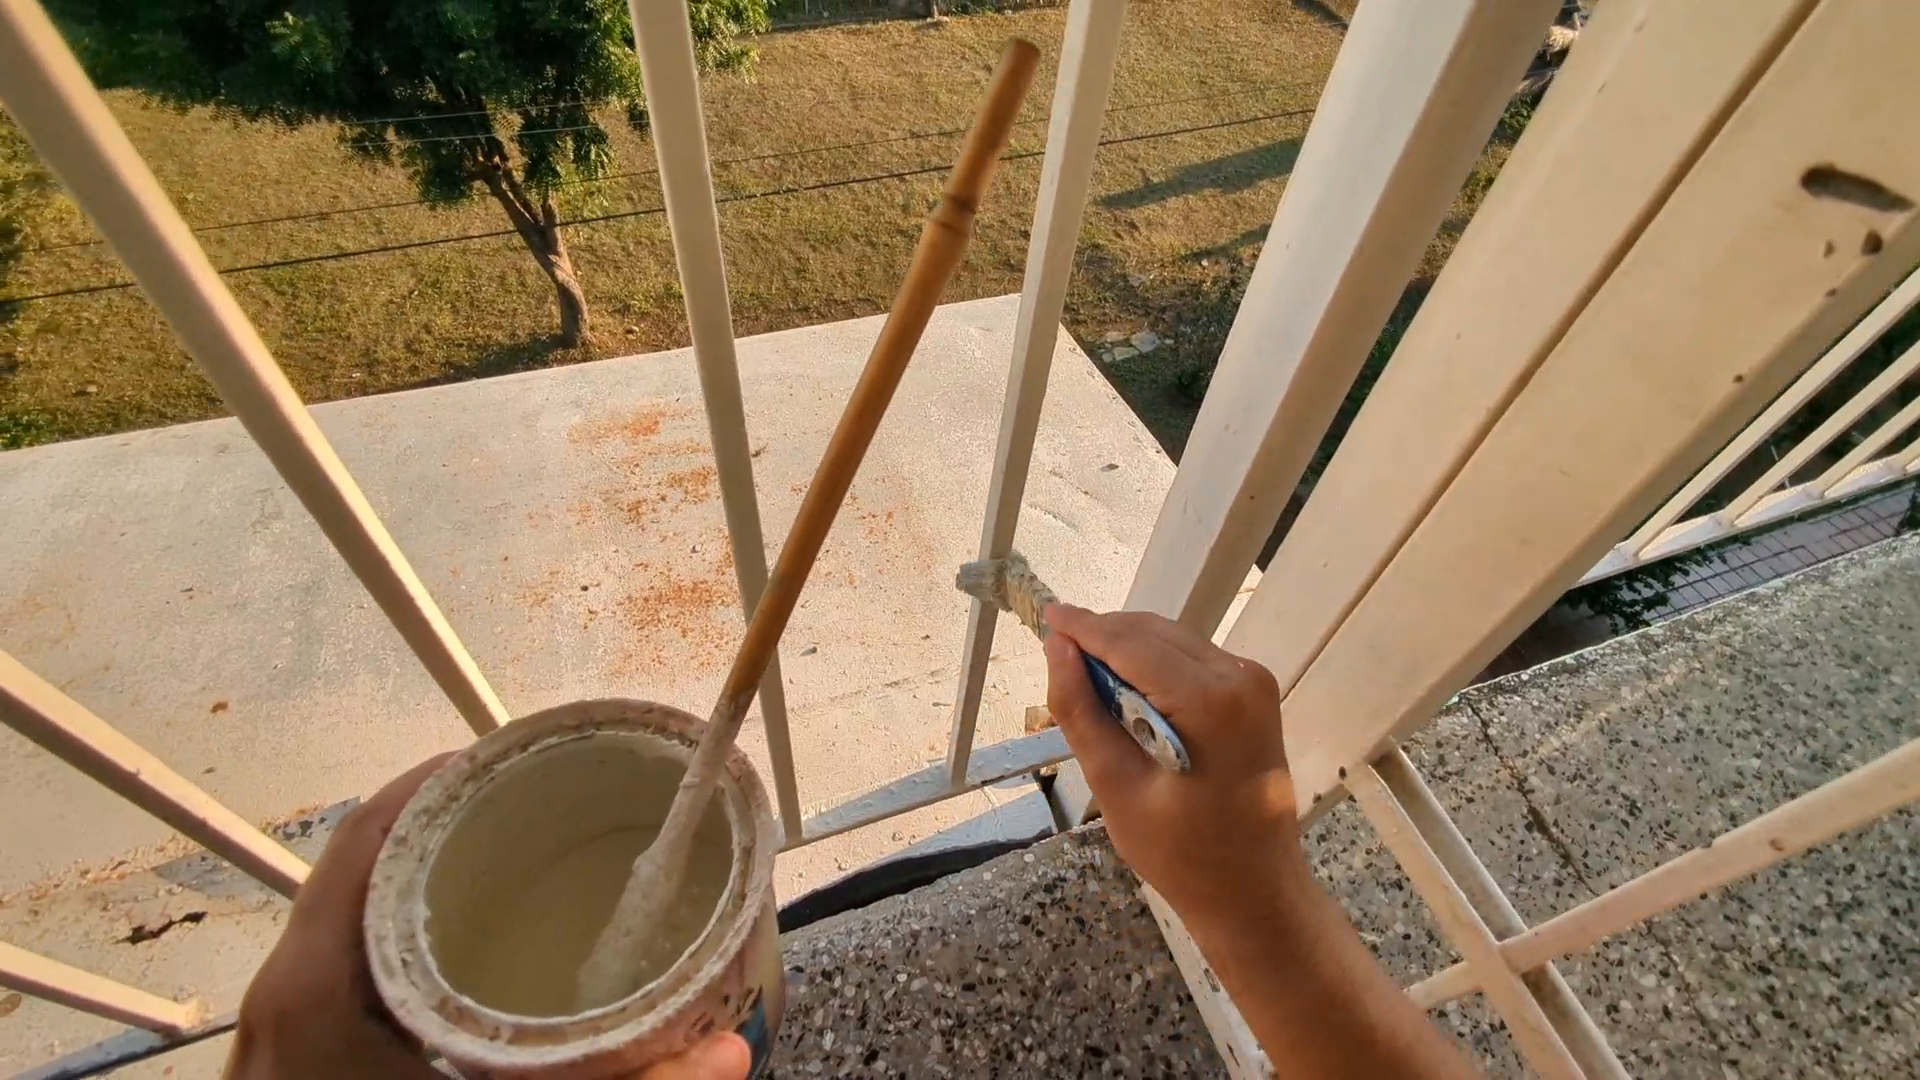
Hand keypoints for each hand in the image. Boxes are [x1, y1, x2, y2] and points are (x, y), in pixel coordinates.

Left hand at [224, 755, 750, 1079]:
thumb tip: (735, 1055)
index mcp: (319, 984)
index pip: (373, 834)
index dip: (443, 778)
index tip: (520, 754)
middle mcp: (296, 982)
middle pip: (376, 854)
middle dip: (462, 812)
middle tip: (546, 793)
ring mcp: (297, 1012)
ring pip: (366, 896)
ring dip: (439, 858)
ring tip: (523, 840)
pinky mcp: (310, 1037)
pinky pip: (363, 939)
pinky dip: (422, 909)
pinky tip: (482, 925)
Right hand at [1043, 605, 1307, 934]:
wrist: (1256, 892)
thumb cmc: (1182, 854)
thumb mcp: (1114, 786)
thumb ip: (1081, 710)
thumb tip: (1057, 647)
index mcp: (1209, 702)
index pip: (1130, 643)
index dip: (1083, 626)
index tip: (1046, 614)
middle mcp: (1239, 676)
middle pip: (1152, 633)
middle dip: (1102, 636)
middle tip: (1058, 655)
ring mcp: (1252, 680)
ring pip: (1170, 639)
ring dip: (1125, 648)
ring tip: (1085, 676)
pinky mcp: (1253, 690)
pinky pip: (1189, 657)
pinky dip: (1152, 663)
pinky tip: (1126, 690)